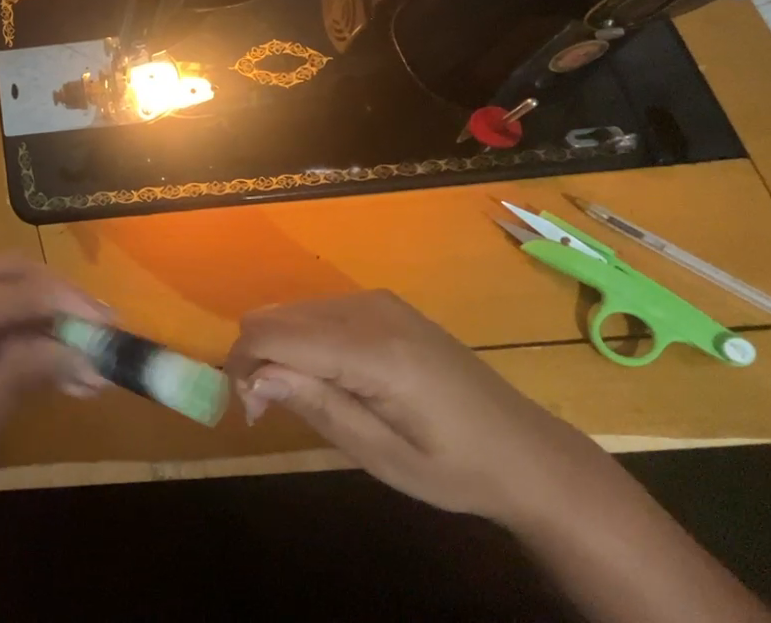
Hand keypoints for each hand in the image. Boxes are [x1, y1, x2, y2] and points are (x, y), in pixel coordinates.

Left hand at [0, 255, 108, 508]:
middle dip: (60, 300)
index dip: (57, 301)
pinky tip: (79, 373)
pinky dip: (47, 343)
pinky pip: (15, 326)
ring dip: (58, 323)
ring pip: (18, 299)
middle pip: (12, 279)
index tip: (107, 323)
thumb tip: (90, 352)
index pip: (2, 290)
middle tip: (107, 327)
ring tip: (101, 356)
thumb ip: (27, 370)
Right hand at [225, 290, 618, 526]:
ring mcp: (378, 302)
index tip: (251, 413)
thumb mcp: (381, 454)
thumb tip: (253, 376)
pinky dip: (298, 338)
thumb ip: (316, 405)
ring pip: (289, 311)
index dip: (243, 368)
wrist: (528, 454)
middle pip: (273, 317)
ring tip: (294, 396)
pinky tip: (321, 374)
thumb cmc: (455, 468)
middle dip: (254, 358)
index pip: (273, 335)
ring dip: (274, 348)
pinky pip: (315, 310)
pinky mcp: (383, 304)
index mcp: (375, 351)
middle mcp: (371, 311)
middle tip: (268, 409)